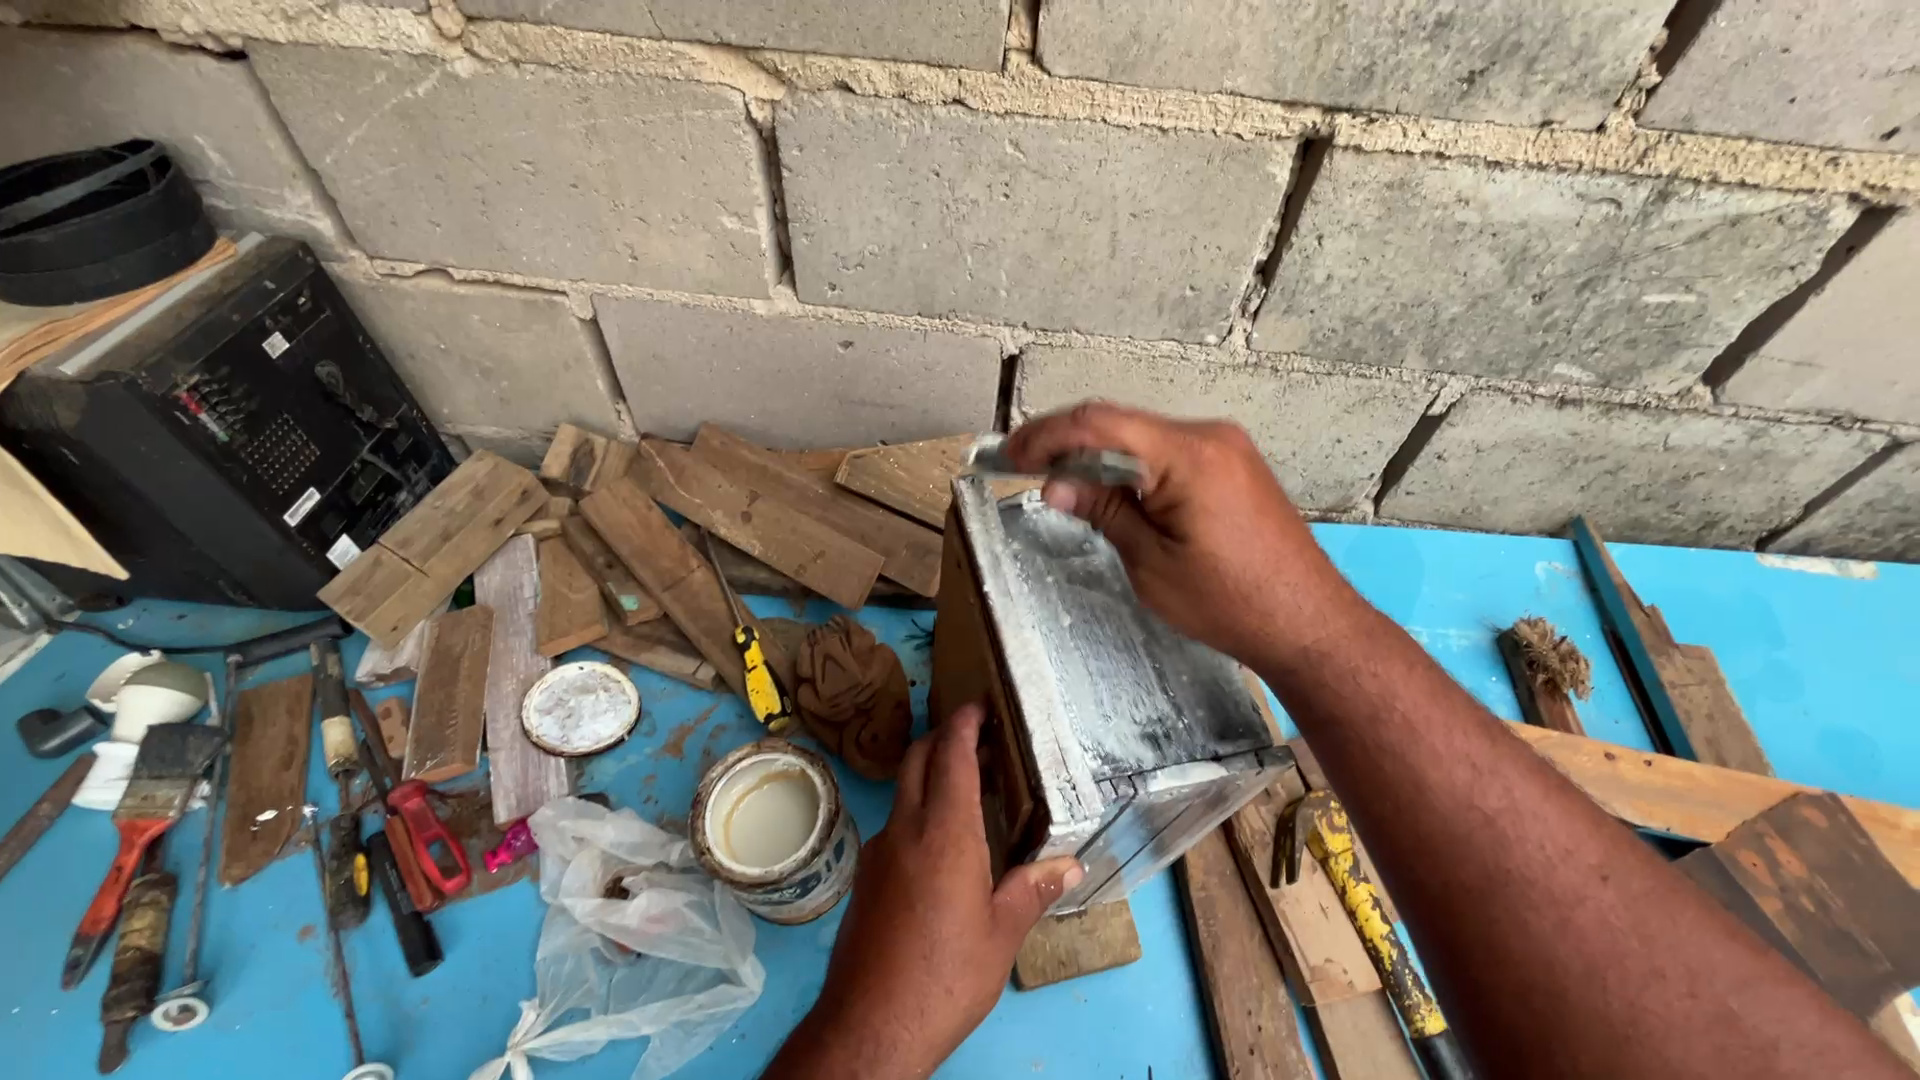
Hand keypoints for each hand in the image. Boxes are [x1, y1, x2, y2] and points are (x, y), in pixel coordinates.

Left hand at [765, 706, 1082, 1079]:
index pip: (951, 756)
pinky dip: (917, 813)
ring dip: (930, 777)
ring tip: (966, 791)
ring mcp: (878, 853)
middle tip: (977, 741)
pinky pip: (894, 826)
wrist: (869, 1026)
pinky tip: (939, 846)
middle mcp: (905, 831)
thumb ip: (1032, 891)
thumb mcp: (1001, 936)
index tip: (978, 706)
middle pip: (917, 761)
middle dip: (943, 739)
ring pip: (902, 793)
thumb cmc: (945, 976)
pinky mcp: (865, 878)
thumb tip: (1069, 865)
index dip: (963, 724)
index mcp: (945, 834)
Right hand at [1005, 401, 1351, 666]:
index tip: (1012, 455)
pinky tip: (1108, 485)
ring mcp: (1227, 446)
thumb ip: (1104, 512)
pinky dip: (1132, 463)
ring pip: (1143, 435)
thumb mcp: (1151, 564)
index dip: (1048, 435)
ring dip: (1099, 454)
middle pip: (1121, 422)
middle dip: (1068, 442)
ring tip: (1058, 479)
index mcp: (1190, 456)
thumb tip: (1055, 484)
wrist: (1308, 621)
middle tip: (1025, 466)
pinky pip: (1168, 450)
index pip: (1101, 423)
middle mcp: (1210, 436)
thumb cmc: (1229, 603)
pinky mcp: (1233, 463)